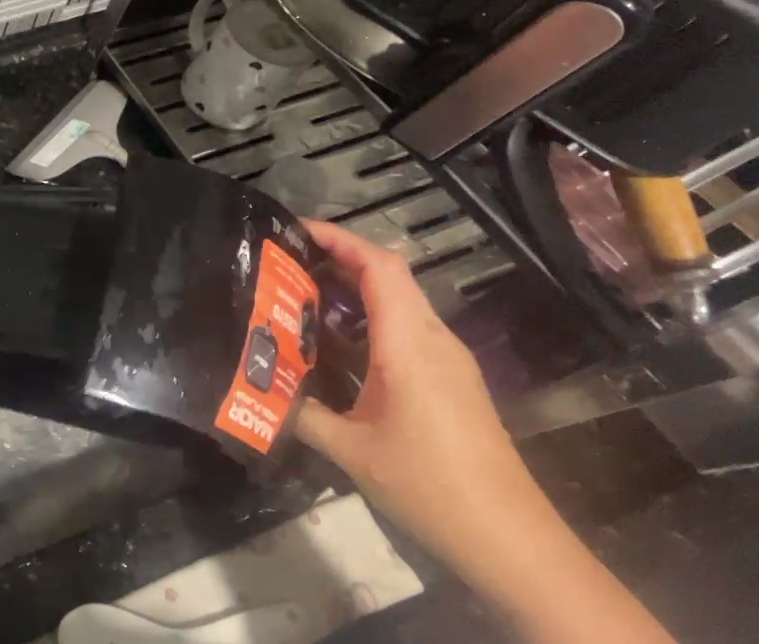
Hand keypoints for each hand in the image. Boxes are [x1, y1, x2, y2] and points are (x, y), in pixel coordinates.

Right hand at [296, 220, 542, 569]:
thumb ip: (300, 411)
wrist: (511, 541)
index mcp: (410, 345)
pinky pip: (405, 330)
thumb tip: (259, 386)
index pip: (380, 266)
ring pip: (398, 303)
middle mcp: (433, 341)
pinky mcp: (450, 382)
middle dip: (335, 259)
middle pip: (389, 277)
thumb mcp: (349, 450)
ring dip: (350, 290)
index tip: (292, 230)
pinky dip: (366, 320)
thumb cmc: (430, 485)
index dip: (339, 238)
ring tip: (296, 296)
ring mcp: (447, 362)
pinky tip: (333, 343)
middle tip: (280, 262)